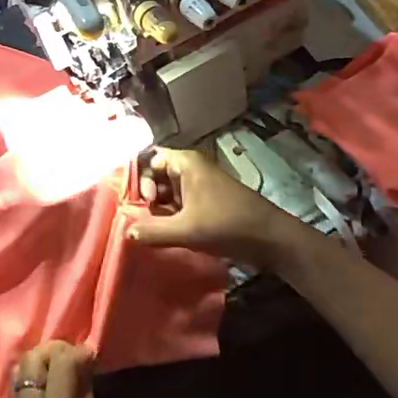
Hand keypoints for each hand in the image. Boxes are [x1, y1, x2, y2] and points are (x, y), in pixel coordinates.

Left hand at [10, 341, 108, 397]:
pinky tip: (51, 383)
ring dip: (41, 360)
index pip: (59, 365)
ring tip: (63, 367)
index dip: (77, 351)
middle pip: (31, 361)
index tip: (92, 354)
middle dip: (54, 349)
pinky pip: (18, 388)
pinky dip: (33, 376)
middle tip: (75, 356)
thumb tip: (84, 362)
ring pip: (19, 371)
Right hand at [129, 147, 306, 268]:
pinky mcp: (207, 201)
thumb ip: (153, 231)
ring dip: (160, 209)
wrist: (269, 238)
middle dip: (149, 196)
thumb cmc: (227, 225)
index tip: (144, 203)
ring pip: (169, 190)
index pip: (151, 159)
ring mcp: (201, 184)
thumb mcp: (186, 230)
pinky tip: (170, 233)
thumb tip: (127, 232)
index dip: (142, 178)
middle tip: (147, 219)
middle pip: (158, 174)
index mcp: (186, 163)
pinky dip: (173, 215)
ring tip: (156, 230)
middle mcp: (192, 168)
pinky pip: (181, 202)